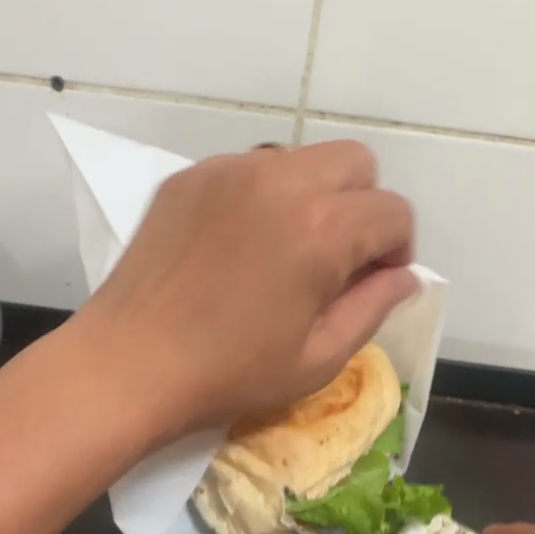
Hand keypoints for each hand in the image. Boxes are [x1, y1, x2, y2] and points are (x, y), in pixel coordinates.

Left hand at [69, 141, 416, 436]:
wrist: (129, 364)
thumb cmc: (228, 374)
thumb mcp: (317, 359)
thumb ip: (373, 309)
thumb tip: (404, 277)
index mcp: (322, 227)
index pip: (393, 212)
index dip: (394, 252)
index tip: (369, 287)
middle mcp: (281, 180)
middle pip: (355, 164)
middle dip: (361, 208)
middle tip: (333, 263)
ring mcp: (229, 171)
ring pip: (300, 159)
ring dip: (311, 197)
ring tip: (281, 252)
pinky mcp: (189, 178)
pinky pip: (248, 170)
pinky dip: (260, 198)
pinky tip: (235, 248)